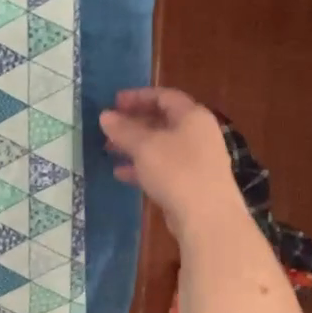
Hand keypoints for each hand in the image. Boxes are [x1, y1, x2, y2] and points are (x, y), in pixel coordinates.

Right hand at [99, 88, 243, 233]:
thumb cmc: (176, 171)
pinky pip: (161, 165)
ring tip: (109, 150)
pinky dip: (141, 165)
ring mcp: (195, 158)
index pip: (164, 96)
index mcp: (192, 116)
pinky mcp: (189, 180)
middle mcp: (197, 133)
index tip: (114, 102)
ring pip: (159, 144)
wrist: (206, 215)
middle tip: (108, 128)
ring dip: (133, 145)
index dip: (138, 96)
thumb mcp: (144, 146)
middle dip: (133, 122)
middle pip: (162, 120)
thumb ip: (123, 129)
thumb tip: (105, 116)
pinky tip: (121, 173)